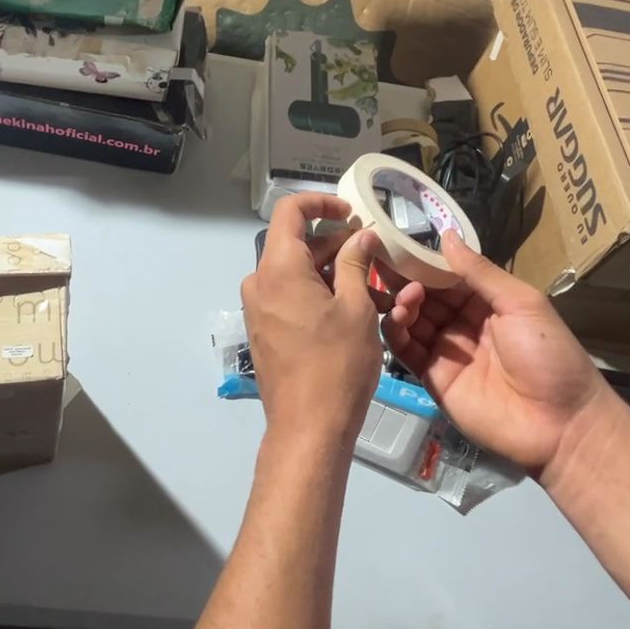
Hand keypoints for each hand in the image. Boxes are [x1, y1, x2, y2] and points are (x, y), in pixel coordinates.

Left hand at [240, 194, 386, 447]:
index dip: (320, 202)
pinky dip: (315, 291)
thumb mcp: (356, 307)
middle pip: (294, 243)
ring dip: (327, 269)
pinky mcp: (263, 329)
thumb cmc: (337, 363)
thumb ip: (355, 263)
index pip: (290, 211)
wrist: (308, 426)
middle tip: (372, 251)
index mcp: (277, 268)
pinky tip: (348, 305)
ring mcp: (257, 307)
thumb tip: (361, 235)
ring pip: (293, 272)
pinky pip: (287, 295)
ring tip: (369, 281)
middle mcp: (259, 282)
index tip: (350, 212)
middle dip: (333, 242)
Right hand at [380, 231, 608, 474]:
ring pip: (411, 320)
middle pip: (424, 296)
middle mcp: (461, 323)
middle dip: (404, 280)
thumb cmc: (548, 356)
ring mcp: (445, 351)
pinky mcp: (432, 377)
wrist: (560, 425)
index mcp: (485, 302)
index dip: (422, 261)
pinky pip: (406, 350)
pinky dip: (395, 333)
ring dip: (401, 304)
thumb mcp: (521, 303)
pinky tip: (395, 319)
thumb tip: (447, 234)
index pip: (445, 275)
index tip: (396, 243)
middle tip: (381, 265)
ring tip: (402, 298)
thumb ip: (480, 272)